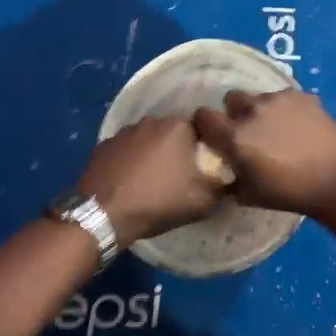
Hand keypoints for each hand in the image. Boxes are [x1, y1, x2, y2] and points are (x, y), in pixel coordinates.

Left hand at [78, 117, 226, 246]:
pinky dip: (128, 162)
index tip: (198, 170)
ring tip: (149, 181)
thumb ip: (222, 187)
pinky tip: (127, 182)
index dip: (201, 150)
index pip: (200, 130)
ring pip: (146, 140)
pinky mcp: (102, 146)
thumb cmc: (158, 201)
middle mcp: (151, 120)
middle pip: (172, 133)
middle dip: (175, 150)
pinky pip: (124, 151)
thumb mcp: (202, 201)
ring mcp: (123, 132)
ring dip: (150, 154)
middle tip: (176, 176)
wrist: (103, 215)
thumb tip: (232, 180)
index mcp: (178, 126)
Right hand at [192, 90, 335, 218]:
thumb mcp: (248, 194)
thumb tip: (226, 170)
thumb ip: (231, 178)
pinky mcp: (301, 95)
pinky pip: (285, 97)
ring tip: (278, 128)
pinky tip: (299, 124)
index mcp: (235, 135)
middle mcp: (252, 110)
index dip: (205, 123)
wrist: (332, 178)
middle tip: (249, 129)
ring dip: (262, 109)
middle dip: (236, 111)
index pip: (203, 115)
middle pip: (232, 98)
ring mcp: (278, 99)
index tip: (213, 132)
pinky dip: (286, 108)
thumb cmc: (287, 191)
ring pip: (260, 96)